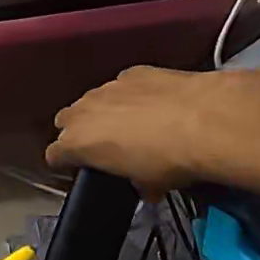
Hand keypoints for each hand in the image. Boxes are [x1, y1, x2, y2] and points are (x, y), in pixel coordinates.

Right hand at [46, 66, 259, 195]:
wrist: (204, 120)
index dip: (64, 162)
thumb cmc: (168, 159)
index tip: (76, 167)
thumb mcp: (148, 183)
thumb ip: (137, 184)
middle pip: (67, 121)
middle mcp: (84, 110)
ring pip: (94, 100)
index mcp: (77, 143)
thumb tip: (148, 187)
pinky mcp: (135, 71)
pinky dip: (133, 94)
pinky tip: (154, 104)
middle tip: (102, 146)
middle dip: (79, 132)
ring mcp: (109, 87)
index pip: (55, 154)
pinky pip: (123, 85)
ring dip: (106, 112)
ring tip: (132, 125)